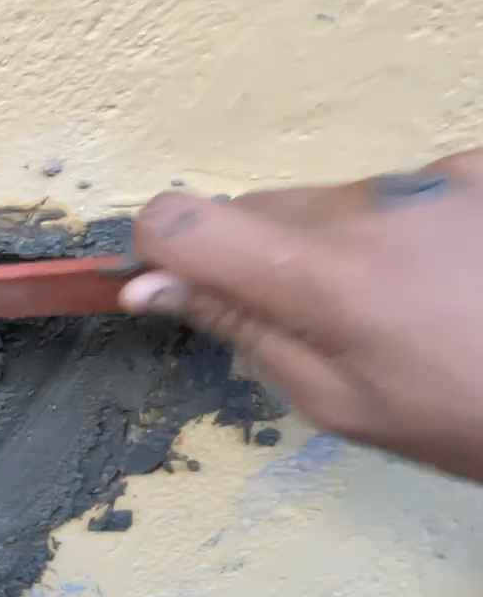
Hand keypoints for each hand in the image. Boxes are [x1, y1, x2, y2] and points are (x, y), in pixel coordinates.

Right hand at [119, 149, 482, 481]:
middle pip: (251, 210)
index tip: (179, 285)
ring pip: (323, 200)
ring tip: (410, 297)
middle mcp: (376, 208)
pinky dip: (402, 226)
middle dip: (254, 255)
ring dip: (330, 242)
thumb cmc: (477, 419)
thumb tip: (147, 287)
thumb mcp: (339, 400)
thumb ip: (241, 329)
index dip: (158, 248)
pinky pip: (399, 189)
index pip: (179, 221)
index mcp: (325, 275)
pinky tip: (461, 271)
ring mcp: (447, 177)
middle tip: (316, 315)